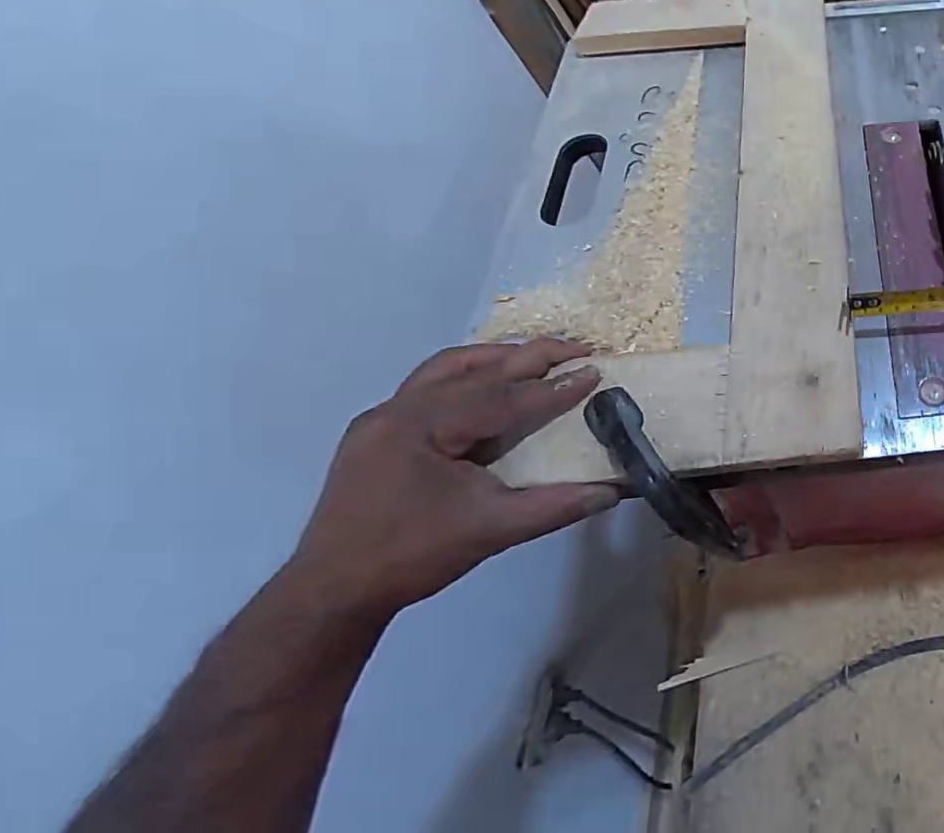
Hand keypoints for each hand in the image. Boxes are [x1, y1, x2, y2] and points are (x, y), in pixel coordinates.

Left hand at [286, 339, 620, 618]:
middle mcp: (398, 410)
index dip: (553, 387)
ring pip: (448, 368)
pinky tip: (491, 386)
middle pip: (476, 370)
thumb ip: (556, 506)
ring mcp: (382, 417)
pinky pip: (430, 386)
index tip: (595, 371)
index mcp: (421, 428)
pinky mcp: (379, 431)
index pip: (501, 398)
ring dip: (497, 358)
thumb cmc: (411, 557)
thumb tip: (613, 492)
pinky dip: (469, 376)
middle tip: (579, 349)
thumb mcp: (492, 531)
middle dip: (531, 357)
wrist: (331, 593)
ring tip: (538, 358)